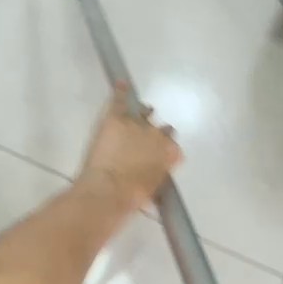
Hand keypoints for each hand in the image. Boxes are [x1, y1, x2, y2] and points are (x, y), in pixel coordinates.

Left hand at [77, 83, 181, 211]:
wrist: (108, 192)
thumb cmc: (131, 199)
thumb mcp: (153, 192)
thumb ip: (157, 178)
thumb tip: (153, 177)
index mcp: (171, 154)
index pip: (174, 147)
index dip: (164, 151)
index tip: (157, 157)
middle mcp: (159, 135)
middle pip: (163, 129)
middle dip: (155, 134)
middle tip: (144, 142)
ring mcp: (138, 124)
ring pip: (144, 113)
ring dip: (143, 115)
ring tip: (138, 115)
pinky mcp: (117, 118)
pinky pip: (121, 99)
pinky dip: (121, 91)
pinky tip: (120, 84)